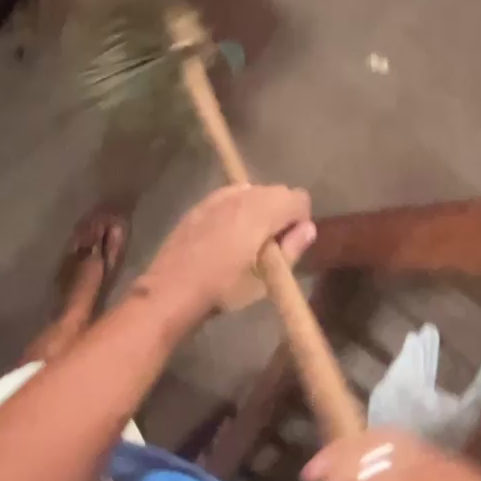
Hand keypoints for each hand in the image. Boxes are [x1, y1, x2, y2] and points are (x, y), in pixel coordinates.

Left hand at [131, 184, 314, 330]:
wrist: (173, 289)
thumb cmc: (225, 287)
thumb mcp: (266, 277)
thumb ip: (292, 248)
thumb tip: (307, 228)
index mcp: (263, 210)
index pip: (298, 198)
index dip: (300, 219)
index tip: (291, 244)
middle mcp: (242, 195)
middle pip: (275, 191)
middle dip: (280, 213)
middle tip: (271, 245)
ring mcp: (217, 197)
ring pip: (251, 192)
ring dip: (258, 210)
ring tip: (248, 240)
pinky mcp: (199, 205)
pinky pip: (228, 198)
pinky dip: (235, 210)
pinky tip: (225, 237)